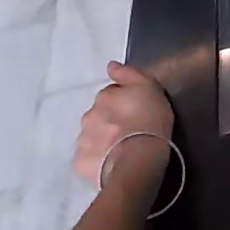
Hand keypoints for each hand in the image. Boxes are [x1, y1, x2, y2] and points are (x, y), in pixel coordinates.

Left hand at [73, 61, 175, 189]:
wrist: (137, 162)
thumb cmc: (149, 121)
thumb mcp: (149, 88)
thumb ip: (129, 73)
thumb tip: (110, 65)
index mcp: (104, 97)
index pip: (110, 95)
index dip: (123, 102)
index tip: (134, 111)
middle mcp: (89, 116)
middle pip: (98, 115)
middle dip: (109, 121)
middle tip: (128, 132)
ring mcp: (83, 141)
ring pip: (92, 136)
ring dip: (103, 140)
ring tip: (121, 151)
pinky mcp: (80, 164)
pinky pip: (89, 159)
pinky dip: (97, 159)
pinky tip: (112, 164)